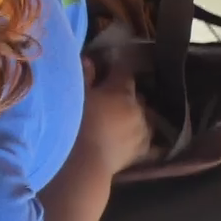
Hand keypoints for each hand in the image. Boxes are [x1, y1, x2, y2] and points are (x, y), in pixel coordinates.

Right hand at [72, 57, 152, 175]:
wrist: (85, 160)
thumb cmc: (75, 121)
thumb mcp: (74, 95)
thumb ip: (84, 76)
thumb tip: (90, 60)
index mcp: (121, 92)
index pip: (123, 72)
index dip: (115, 67)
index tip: (105, 65)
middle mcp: (139, 109)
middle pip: (135, 95)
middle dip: (124, 93)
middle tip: (107, 94)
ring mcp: (145, 131)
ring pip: (143, 116)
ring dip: (133, 113)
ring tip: (118, 116)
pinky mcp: (145, 151)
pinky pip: (146, 137)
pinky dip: (138, 133)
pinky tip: (129, 135)